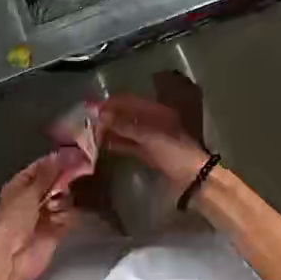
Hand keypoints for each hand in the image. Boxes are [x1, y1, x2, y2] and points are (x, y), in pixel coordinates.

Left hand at [0, 155, 78, 279]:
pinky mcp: (57, 228)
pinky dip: (67, 215)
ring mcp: (46, 213)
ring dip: (62, 199)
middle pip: (56, 181)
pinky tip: (59, 219)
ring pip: (65, 197)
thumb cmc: (13, 221)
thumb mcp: (28, 192)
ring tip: (54, 206)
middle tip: (72, 176)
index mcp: (21, 185)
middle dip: (63, 180)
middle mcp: (34, 197)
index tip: (74, 154)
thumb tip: (61, 154)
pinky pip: (69, 214)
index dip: (57, 161)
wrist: (12, 259)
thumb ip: (47, 173)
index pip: (42, 167)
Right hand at [96, 95, 213, 197]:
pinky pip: (130, 144)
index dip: (112, 103)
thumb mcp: (149, 136)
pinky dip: (118, 143)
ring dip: (111, 131)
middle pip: (127, 116)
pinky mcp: (149, 153)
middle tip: (87, 122)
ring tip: (91, 134)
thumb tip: (102, 115)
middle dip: (109, 117)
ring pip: (127, 130)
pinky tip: (104, 145)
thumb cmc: (174, 151)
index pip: (130, 101)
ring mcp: (151, 137)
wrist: (193, 178)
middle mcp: (153, 121)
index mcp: (157, 111)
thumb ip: (125, 125)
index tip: (92, 108)